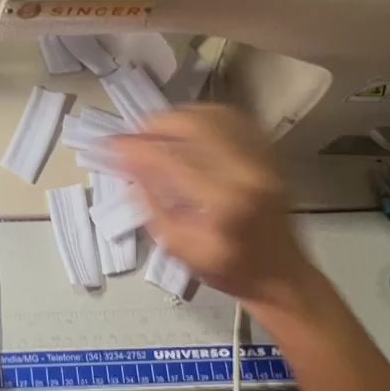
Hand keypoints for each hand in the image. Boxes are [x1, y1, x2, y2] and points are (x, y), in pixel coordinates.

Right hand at [109, 105, 318, 308]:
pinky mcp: (268, 155)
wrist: (280, 274)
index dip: (134, 148)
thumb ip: (152, 206)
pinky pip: (233, 119)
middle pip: (193, 125)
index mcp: (222, 202)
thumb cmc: (227, 269)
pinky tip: (186, 130)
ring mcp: (261, 159)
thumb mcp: (178, 247)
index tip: (110, 146)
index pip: (168, 158)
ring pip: (212, 116)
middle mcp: (245, 172)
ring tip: (157, 133)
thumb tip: (129, 169)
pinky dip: (203, 117)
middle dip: (155, 125)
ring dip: (177, 119)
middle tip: (134, 138)